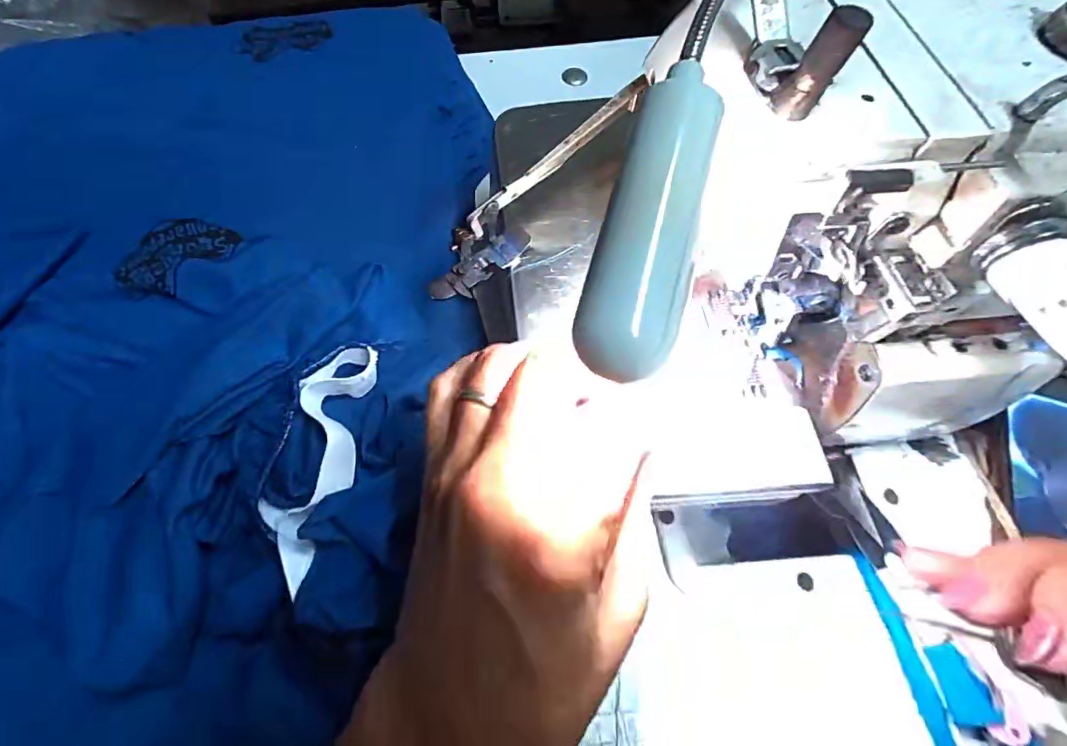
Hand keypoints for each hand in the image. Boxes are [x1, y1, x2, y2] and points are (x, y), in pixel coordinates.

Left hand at [341, 343, 652, 745]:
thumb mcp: (619, 609)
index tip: (638, 408)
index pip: (602, 423)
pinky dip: (476, 369)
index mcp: (553, 532)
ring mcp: (450, 470)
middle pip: (538, 374)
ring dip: (531, 360)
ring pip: (488, 367)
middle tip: (599, 391)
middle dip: (581, 368)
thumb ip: (630, 511)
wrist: (450, 706)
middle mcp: (492, 485)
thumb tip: (637, 439)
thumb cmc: (542, 675)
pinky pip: (445, 388)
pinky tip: (502, 384)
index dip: (629, 405)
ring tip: (556, 382)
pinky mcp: (427, 470)